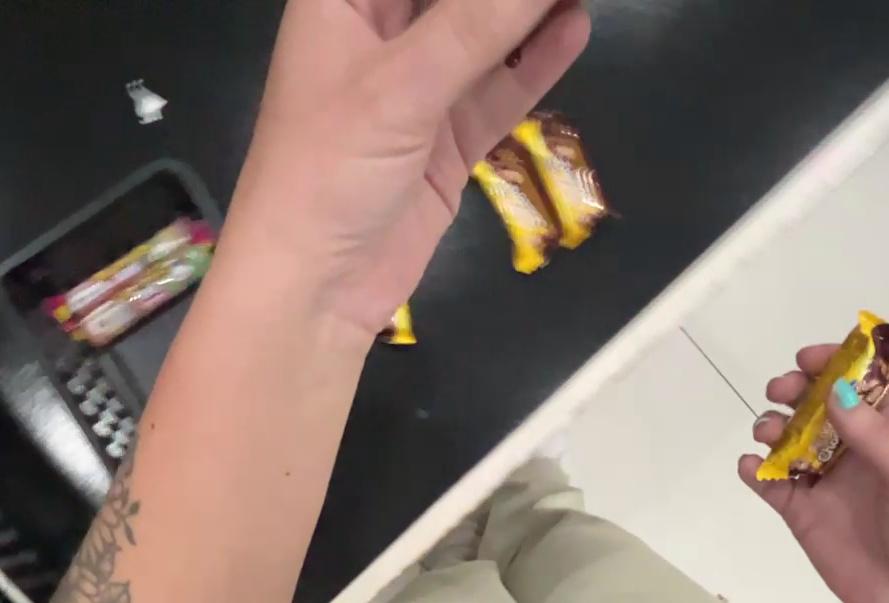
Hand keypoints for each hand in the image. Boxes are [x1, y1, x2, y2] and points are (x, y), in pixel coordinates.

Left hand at [220, 0, 589, 336]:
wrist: (314, 288)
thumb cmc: (328, 172)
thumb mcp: (400, 87)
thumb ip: (477, 25)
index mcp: (343, 0)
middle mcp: (380, 39)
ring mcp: (416, 97)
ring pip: (483, 39)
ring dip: (528, 13)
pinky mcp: (444, 149)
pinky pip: (495, 96)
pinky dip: (532, 68)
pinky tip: (574, 28)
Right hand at [738, 345, 888, 602]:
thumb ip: (873, 435)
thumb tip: (832, 390)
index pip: (864, 384)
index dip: (837, 365)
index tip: (806, 357)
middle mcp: (857, 451)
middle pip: (817, 406)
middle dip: (794, 391)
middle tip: (779, 392)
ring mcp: (825, 481)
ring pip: (788, 440)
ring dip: (771, 428)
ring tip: (767, 434)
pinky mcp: (800, 512)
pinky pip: (770, 482)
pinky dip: (753, 470)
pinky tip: (750, 468)